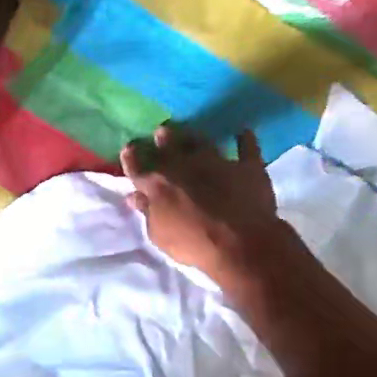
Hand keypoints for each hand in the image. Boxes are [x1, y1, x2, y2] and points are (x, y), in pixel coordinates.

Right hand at [120, 124, 287, 281]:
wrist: (240, 244)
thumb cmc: (194, 244)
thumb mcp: (160, 235)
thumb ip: (147, 212)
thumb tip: (134, 196)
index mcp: (158, 184)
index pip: (137, 167)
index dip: (131, 158)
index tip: (129, 149)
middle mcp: (184, 166)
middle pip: (168, 146)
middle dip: (163, 138)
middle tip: (161, 132)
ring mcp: (217, 163)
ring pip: (201, 142)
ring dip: (193, 136)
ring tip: (188, 133)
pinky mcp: (246, 167)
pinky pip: (247, 147)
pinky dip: (245, 139)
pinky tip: (243, 132)